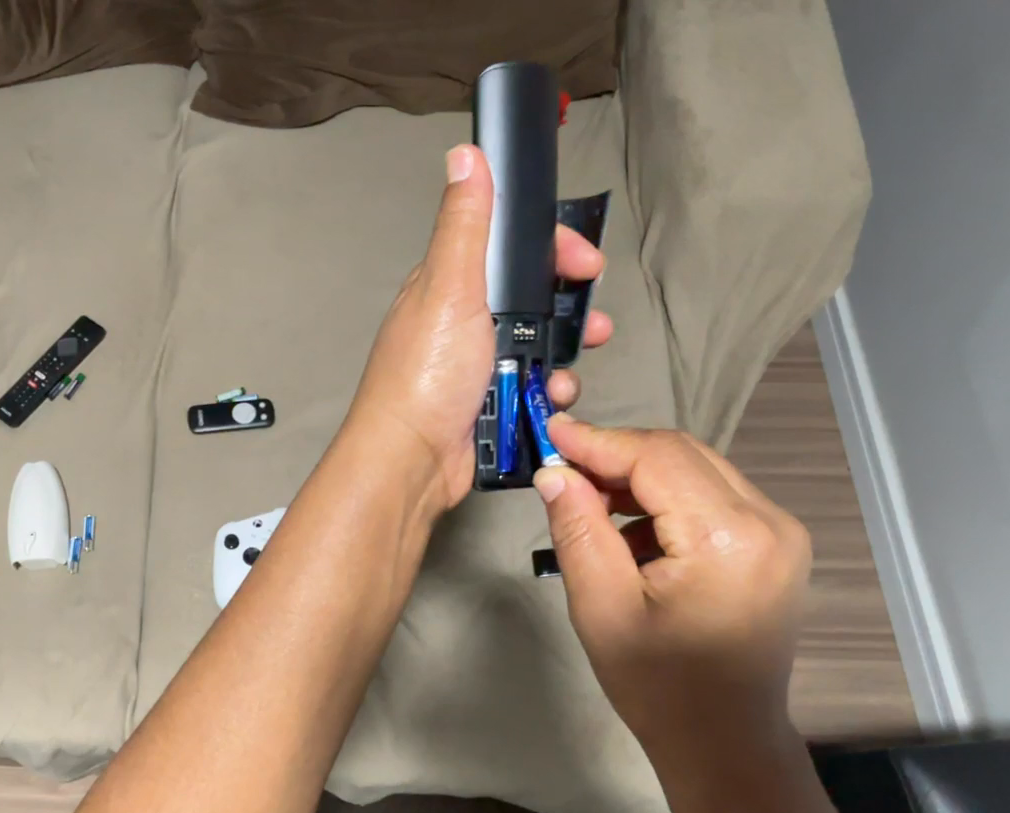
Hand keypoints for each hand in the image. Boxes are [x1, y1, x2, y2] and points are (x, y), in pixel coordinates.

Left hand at [343, 144, 611, 510]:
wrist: (412, 460)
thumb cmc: (426, 373)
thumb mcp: (448, 289)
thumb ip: (464, 226)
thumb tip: (465, 156)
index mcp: (446, 286)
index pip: (507, 250)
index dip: (551, 250)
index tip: (585, 262)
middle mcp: (461, 323)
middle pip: (532, 298)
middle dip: (570, 306)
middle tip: (597, 321)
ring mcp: (475, 366)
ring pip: (539, 345)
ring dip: (565, 352)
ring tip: (576, 364)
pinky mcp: (489, 405)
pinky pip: (533, 387)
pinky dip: (549, 390)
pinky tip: (553, 398)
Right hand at [533, 419, 811, 741]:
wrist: (723, 740)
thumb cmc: (656, 684)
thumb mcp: (601, 608)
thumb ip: (578, 530)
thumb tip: (555, 473)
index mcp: (727, 538)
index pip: (657, 458)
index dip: (599, 441)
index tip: (549, 433)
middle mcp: (769, 521)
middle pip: (683, 454)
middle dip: (617, 455)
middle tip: (562, 471)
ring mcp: (780, 531)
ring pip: (698, 470)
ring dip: (639, 478)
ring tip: (589, 506)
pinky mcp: (775, 545)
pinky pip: (713, 497)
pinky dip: (665, 501)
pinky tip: (630, 534)